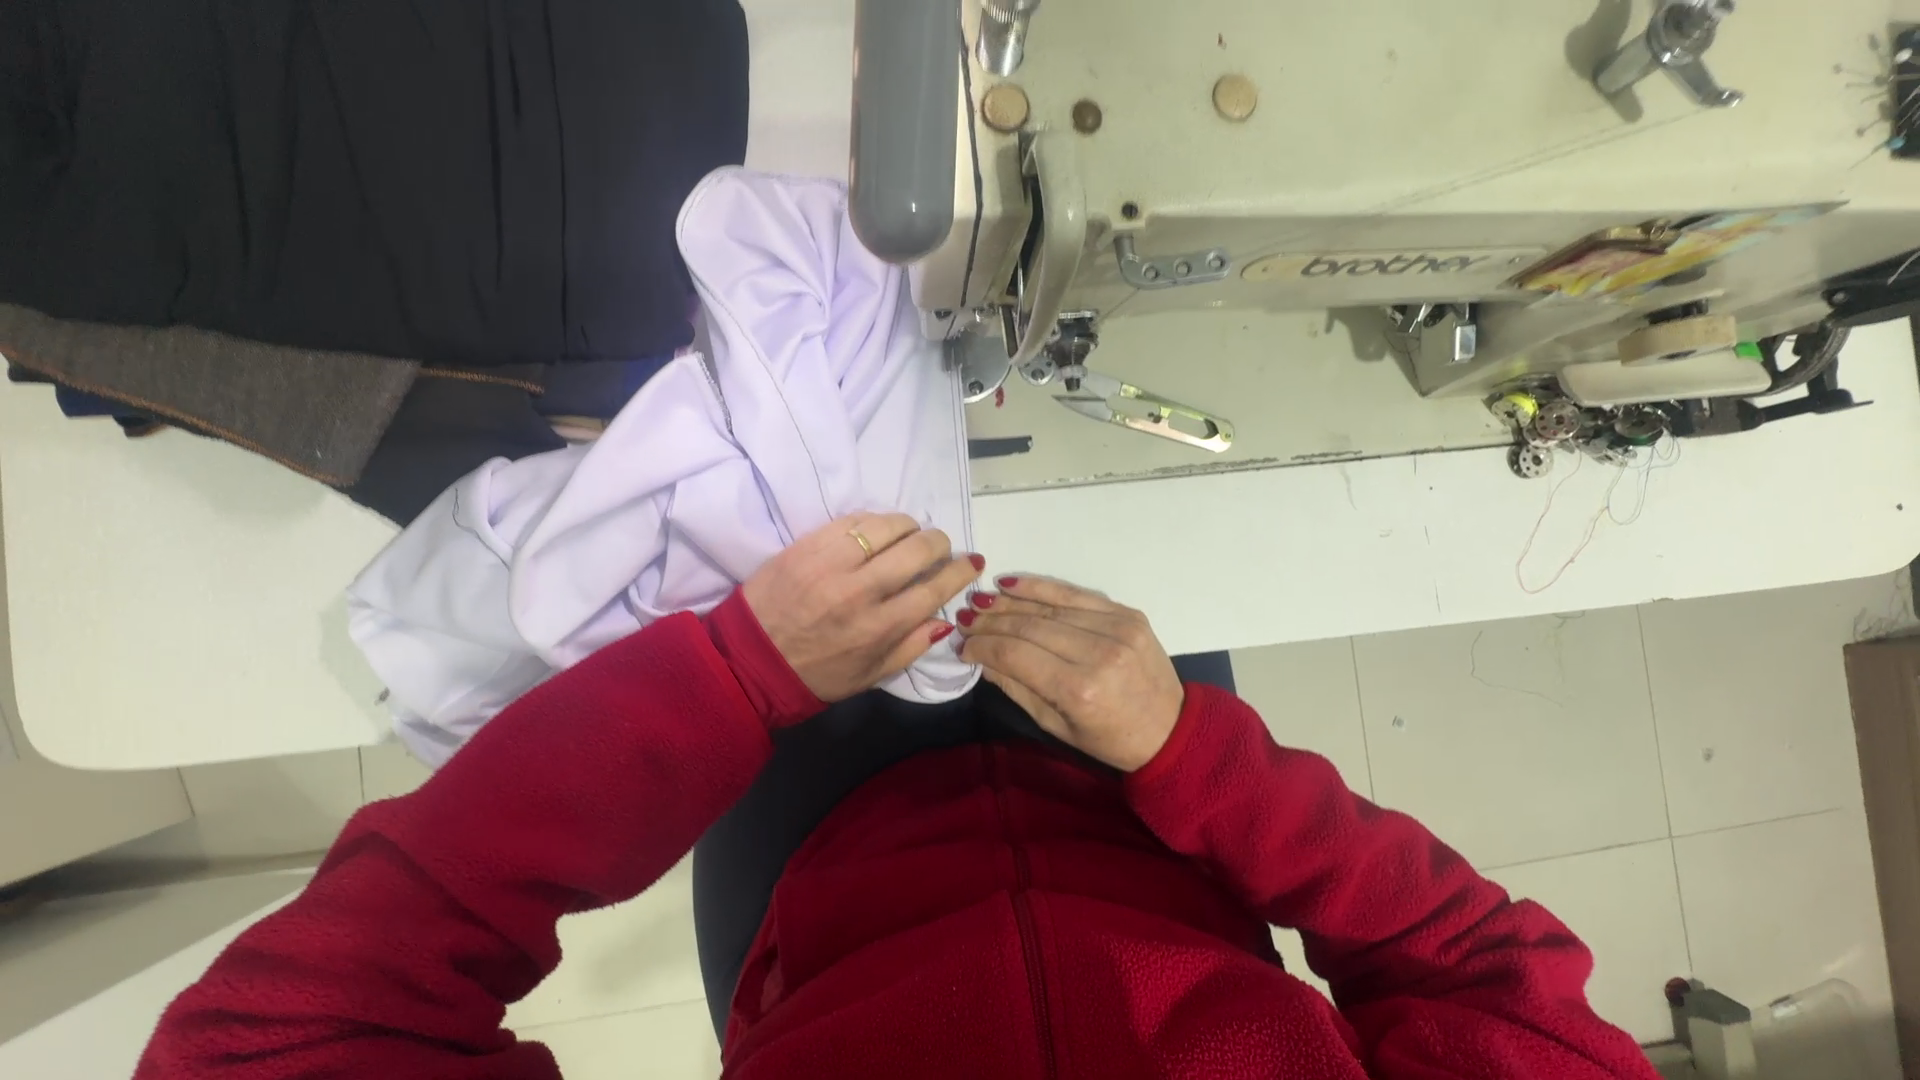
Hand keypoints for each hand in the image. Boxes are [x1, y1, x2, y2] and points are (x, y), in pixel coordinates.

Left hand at [743, 513, 980, 701]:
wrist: (749, 660)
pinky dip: (873, 522)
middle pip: (918, 549)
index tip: (971, 562)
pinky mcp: (807, 545)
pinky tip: (875, 531)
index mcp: (879, 628)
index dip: (960, 570)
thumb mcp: (869, 676)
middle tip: (938, 547)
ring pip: (887, 525)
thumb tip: (945, 618)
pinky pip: (852, 520)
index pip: (935, 588)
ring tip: (908, 534)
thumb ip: (911, 647)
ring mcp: (832, 562)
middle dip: (939, 543)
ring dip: (907, 526)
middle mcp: (861, 590)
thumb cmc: (815, 674)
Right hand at [957, 576, 1184, 771]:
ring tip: (980, 598)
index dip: (983, 645)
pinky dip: (1042, 587)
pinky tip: (1011, 584)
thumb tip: (978, 656)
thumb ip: (1015, 687)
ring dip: (1009, 601)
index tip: (961, 643)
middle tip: (964, 617)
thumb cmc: (1108, 739)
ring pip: (1049, 607)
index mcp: (1079, 690)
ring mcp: (1117, 629)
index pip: (1016, 654)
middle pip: (1029, 626)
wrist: (1170, 729)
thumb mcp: (1055, 726)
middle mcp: (1098, 653)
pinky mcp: (1128, 614)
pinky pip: (1076, 594)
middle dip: (990, 621)